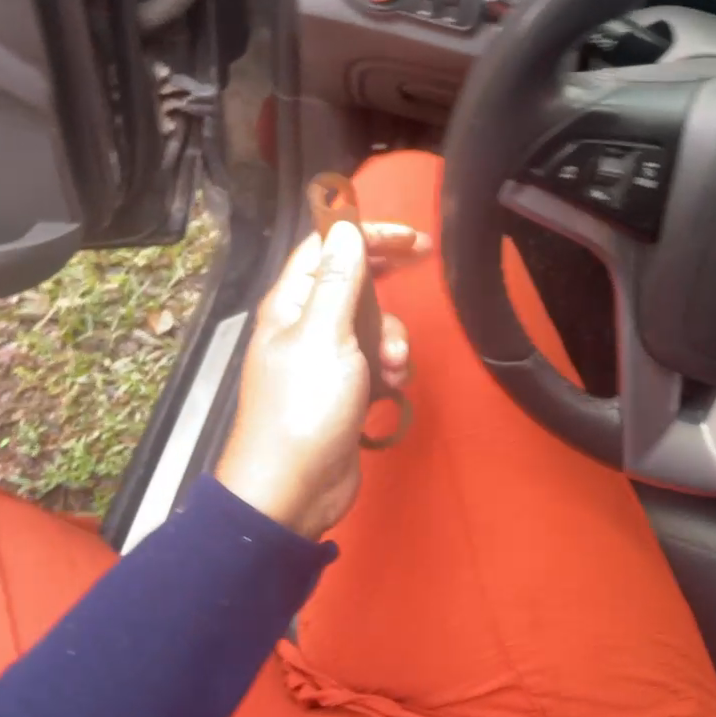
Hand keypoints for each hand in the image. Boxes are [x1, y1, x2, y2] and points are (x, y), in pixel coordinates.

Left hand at [213, 221, 428, 538]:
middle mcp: (307, 322)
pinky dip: (390, 364)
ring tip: (393, 363)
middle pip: (353, 278)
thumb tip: (345, 227)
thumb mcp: (325, 336)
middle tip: (423, 259)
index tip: (410, 236)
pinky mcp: (345, 384)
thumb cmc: (304, 407)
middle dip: (388, 273)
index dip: (365, 232)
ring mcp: (326, 355)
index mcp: (292, 303)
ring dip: (393, 334)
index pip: (326, 247)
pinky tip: (392, 384)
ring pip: (372, 320)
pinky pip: (376, 357)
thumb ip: (339, 280)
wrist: (292, 490)